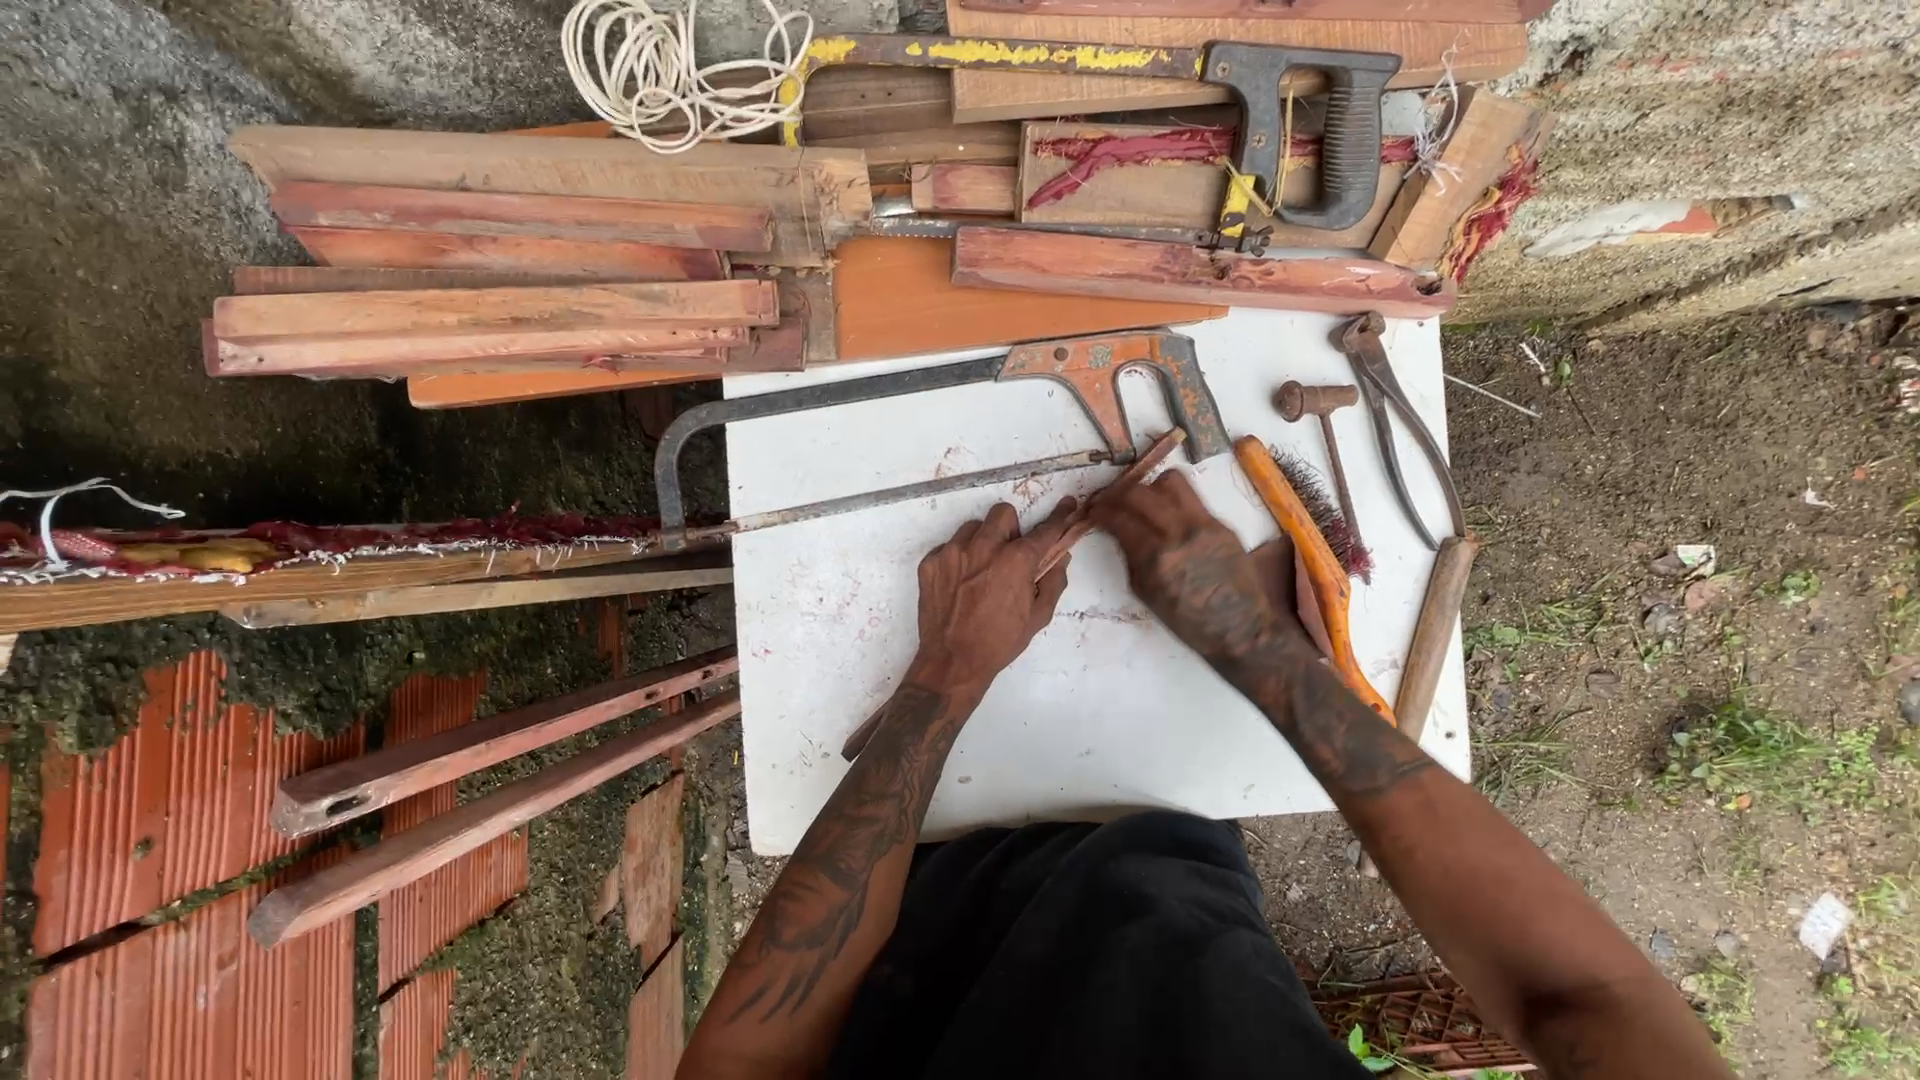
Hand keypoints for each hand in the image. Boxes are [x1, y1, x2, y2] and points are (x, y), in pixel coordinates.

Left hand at [909, 499, 1077, 694]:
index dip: (1058, 517)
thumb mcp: (1038, 616)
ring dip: (982, 542)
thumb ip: (1053, 581)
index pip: (1043, 531)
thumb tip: (1059, 557)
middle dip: (1010, 529)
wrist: (953, 662)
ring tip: (981, 572)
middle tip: (1009, 554)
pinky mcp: (930, 563)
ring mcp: (952, 553)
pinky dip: (958, 560)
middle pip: (1002, 514)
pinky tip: (960, 585)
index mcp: (1015, 560)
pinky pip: (949, 548)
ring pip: (973, 528)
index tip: (1067, 505)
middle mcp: (983, 548)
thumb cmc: (1000, 642)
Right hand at [1091, 470, 1315, 669]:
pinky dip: (1172, 500)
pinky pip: (1192, 497)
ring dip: (1148, 487)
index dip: (1100, 511)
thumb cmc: (1189, 622)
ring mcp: (1204, 525)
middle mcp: (1179, 534)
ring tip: (1142, 499)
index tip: (1093, 511)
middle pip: (1139, 492)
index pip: (1119, 519)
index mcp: (1156, 558)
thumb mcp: (1147, 594)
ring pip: (1170, 482)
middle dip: (1116, 493)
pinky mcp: (1221, 524)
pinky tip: (1167, 512)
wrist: (1241, 628)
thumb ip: (1131, 558)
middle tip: (1109, 499)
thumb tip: (1119, 532)